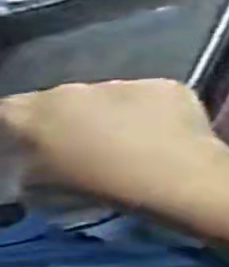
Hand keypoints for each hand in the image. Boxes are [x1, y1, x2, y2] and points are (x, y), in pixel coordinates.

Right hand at [0, 79, 228, 200]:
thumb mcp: (38, 175)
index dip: (22, 125)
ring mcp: (126, 83)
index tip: (36, 138)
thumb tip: (36, 148)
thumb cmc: (98, 183)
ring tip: (134, 133)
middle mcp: (73, 89)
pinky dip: (156, 106)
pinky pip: (155, 93)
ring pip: (112, 93)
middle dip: (72, 114)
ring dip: (116, 108)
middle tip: (91, 138)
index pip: (10, 110)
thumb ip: (30, 153)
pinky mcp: (169, 85)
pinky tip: (165, 126)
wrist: (174, 173)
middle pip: (64, 98)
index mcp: (28, 111)